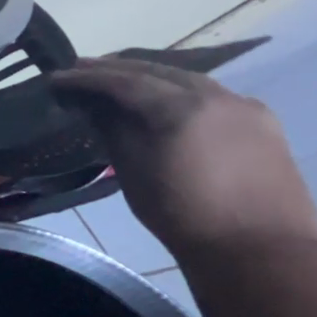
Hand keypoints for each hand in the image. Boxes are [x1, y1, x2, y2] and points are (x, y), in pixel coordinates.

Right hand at [50, 57, 316, 261]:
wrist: (257, 247)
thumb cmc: (181, 212)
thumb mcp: (131, 169)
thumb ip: (112, 129)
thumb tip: (91, 105)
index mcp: (182, 108)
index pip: (123, 82)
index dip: (84, 79)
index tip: (54, 79)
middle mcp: (218, 97)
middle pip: (158, 72)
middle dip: (115, 69)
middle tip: (78, 70)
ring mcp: (246, 107)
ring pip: (187, 79)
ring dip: (148, 76)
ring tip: (115, 80)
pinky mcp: (262, 123)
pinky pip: (211, 95)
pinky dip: (177, 90)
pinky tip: (161, 99)